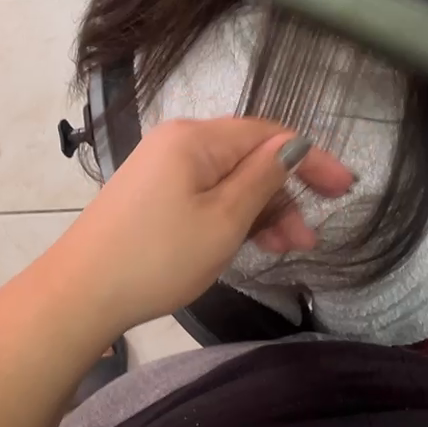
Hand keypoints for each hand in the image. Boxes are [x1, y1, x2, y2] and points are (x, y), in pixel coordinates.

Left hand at [41, 118, 352, 333]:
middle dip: (284, 194)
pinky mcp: (152, 193)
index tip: (347, 189)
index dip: (310, 158)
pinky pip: (205, 193)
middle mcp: (178, 142)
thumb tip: (293, 144)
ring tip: (284, 250)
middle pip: (248, 156)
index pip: (268, 134)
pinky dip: (231, 214)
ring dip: (261, 209)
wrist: (81, 292)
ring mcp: (162, 167)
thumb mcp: (223, 220)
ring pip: (228, 178)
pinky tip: (247, 243)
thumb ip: (263, 177)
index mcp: (195, 138)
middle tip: (309, 242)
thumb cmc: (158, 256)